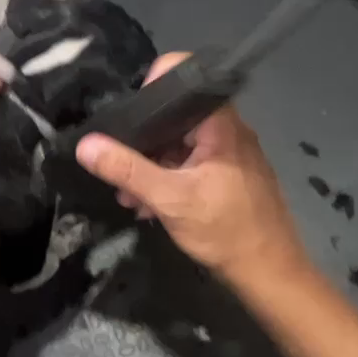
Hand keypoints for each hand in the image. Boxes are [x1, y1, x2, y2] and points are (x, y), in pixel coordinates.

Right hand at [75, 53, 308, 285]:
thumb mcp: (169, 198)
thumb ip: (126, 169)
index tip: (129, 110)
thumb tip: (86, 144)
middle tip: (116, 159)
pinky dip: (166, 178)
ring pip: (179, 145)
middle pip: (176, 117)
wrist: (271, 277)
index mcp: (220, 125)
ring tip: (127, 193)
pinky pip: (188, 165)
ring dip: (149, 165)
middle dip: (142, 138)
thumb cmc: (226, 230)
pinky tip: (147, 205)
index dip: (154, 84)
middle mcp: (227, 133)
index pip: (187, 79)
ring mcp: (229, 156)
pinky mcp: (227, 178)